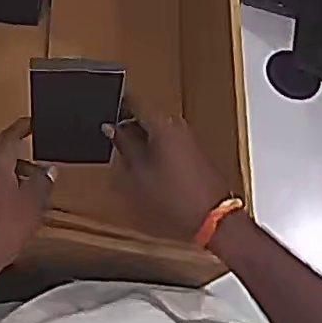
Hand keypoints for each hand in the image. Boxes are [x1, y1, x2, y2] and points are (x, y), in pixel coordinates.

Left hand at [0, 118, 52, 295]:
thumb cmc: (4, 227)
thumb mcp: (32, 204)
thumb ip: (43, 182)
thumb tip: (50, 168)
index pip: (9, 135)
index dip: (21, 127)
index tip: (31, 121)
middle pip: (2, 148)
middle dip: (18, 143)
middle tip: (34, 140)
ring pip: (0, 164)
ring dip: (17, 164)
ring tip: (37, 174)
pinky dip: (11, 178)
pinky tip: (23, 194)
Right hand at [108, 113, 232, 237]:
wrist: (214, 219)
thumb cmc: (176, 194)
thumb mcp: (139, 170)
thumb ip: (123, 143)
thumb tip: (110, 127)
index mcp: (161, 122)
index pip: (133, 103)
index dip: (117, 111)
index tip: (107, 121)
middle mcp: (176, 124)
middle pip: (145, 116)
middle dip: (129, 128)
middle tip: (117, 144)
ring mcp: (188, 137)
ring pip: (156, 130)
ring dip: (143, 140)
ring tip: (133, 160)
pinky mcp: (194, 151)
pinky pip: (168, 141)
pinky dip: (157, 150)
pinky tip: (151, 168)